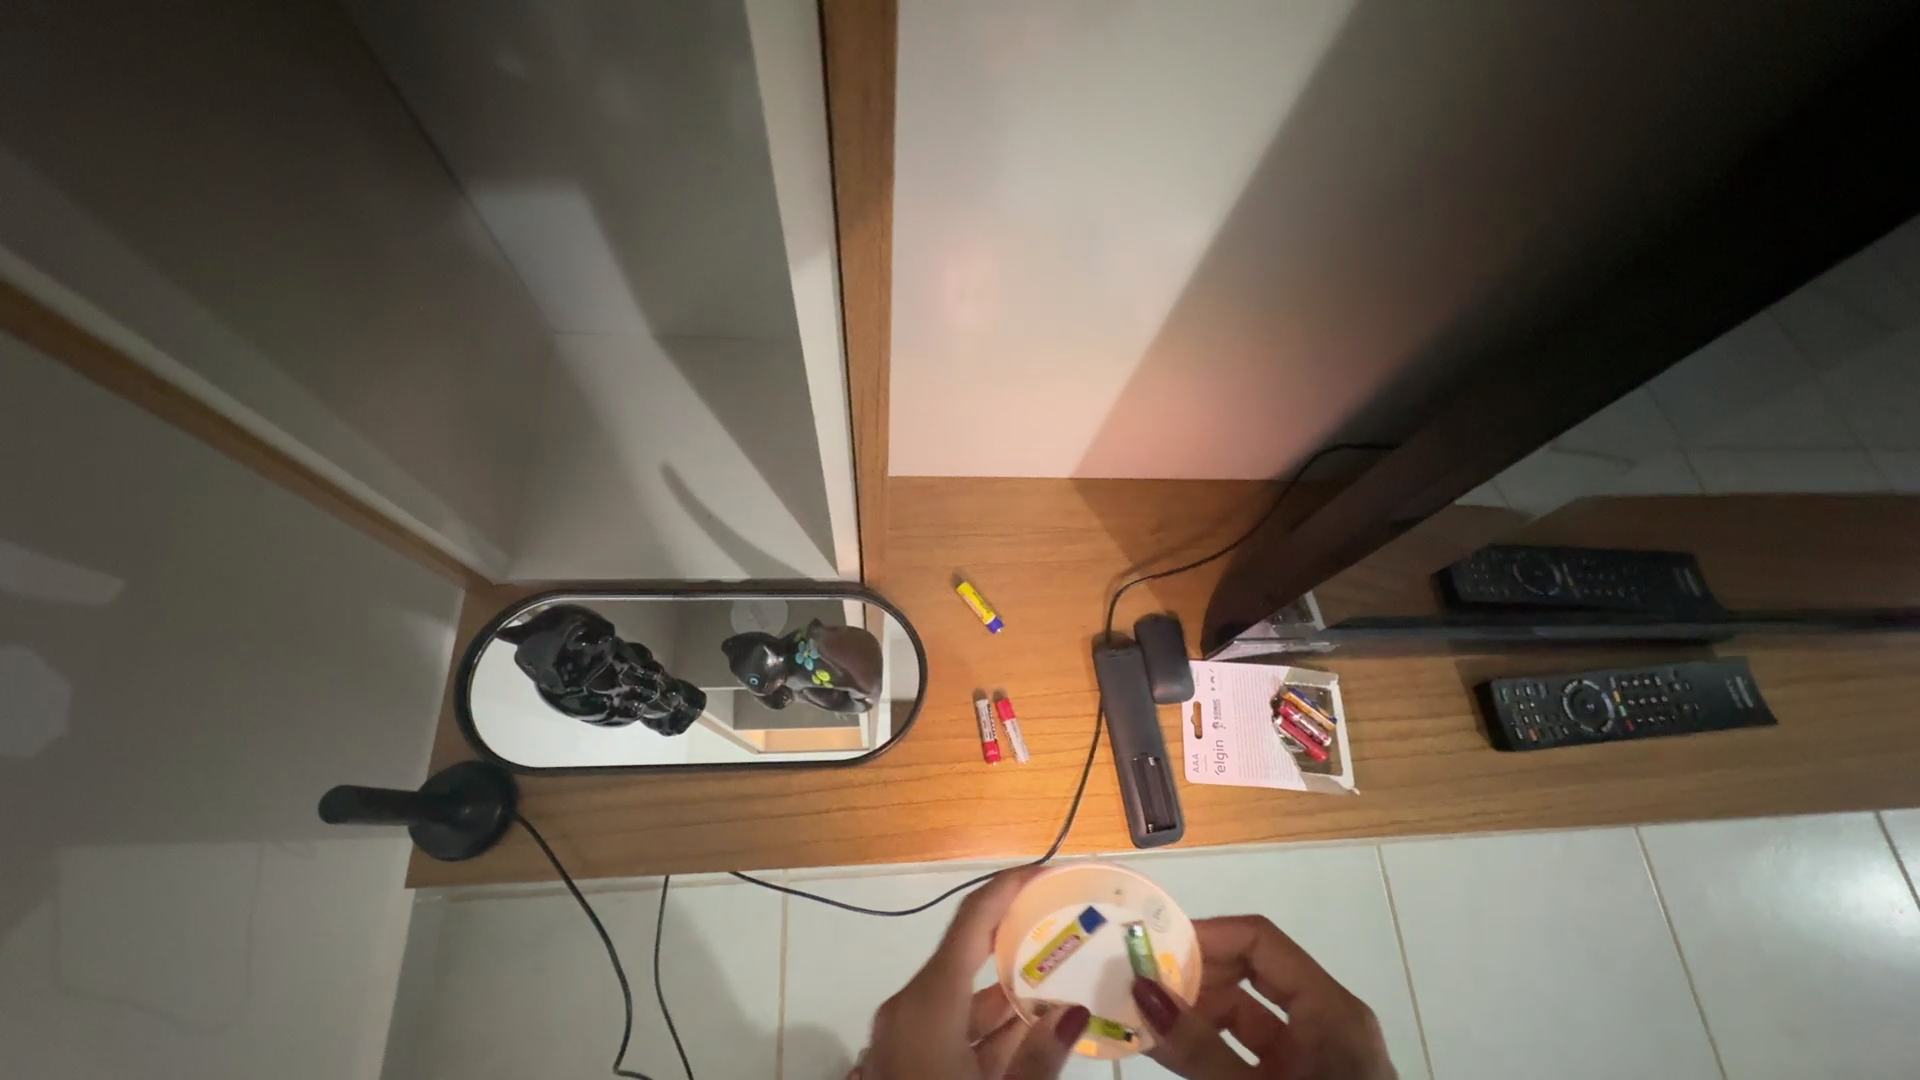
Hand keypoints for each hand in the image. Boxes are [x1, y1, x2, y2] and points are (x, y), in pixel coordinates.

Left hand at [852, 868, 1092, 1079]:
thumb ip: (1041, 1057)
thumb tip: (1075, 1008)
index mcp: (928, 1002)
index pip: (972, 920)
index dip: (1008, 886)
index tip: (1047, 870)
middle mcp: (911, 1008)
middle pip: (970, 955)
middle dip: (1020, 941)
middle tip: (1067, 922)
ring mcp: (906, 1038)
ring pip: (966, 999)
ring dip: (1011, 993)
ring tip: (1065, 976)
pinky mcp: (908, 1063)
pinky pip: (955, 1030)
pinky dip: (993, 1029)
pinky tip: (1035, 1033)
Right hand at [1129, 915, 1394, 1079]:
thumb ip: (1197, 1048)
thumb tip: (1140, 988)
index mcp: (1330, 1011)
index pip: (1258, 940)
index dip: (1205, 935)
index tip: (1152, 947)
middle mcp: (1324, 1023)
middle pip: (1249, 972)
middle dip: (1191, 976)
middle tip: (1138, 982)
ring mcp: (1314, 1059)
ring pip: (1243, 1014)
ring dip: (1193, 1013)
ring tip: (1142, 1018)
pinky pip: (1246, 1051)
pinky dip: (1207, 1048)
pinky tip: (1167, 1051)